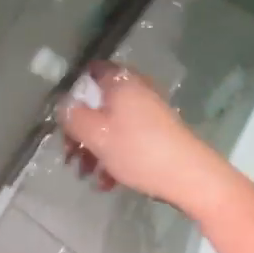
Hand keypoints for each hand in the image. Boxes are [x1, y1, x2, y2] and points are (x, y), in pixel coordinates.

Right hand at [57, 61, 233, 209]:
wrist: (190, 176)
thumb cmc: (138, 150)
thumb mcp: (96, 135)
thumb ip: (73, 117)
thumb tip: (63, 105)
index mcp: (120, 82)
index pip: (92, 71)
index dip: (74, 89)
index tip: (64, 114)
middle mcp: (136, 89)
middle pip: (99, 103)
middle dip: (81, 129)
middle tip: (70, 155)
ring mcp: (149, 111)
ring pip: (112, 123)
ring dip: (96, 147)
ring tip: (87, 175)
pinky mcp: (158, 132)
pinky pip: (128, 137)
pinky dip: (115, 154)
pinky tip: (108, 181)